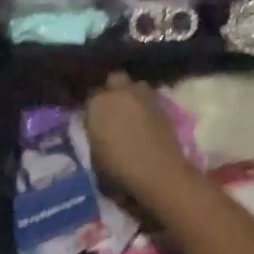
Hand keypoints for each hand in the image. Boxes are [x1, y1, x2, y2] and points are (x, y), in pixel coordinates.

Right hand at [83, 73, 195, 199]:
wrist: (159, 173)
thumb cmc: (118, 169)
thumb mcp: (94, 156)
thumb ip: (95, 136)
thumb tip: (99, 133)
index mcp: (97, 103)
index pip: (90, 96)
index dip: (92, 108)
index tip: (94, 120)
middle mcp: (119, 92)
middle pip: (114, 80)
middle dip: (112, 91)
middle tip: (113, 111)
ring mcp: (144, 96)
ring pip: (135, 86)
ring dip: (132, 95)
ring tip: (132, 114)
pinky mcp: (163, 105)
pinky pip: (150, 99)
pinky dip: (147, 107)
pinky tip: (146, 122)